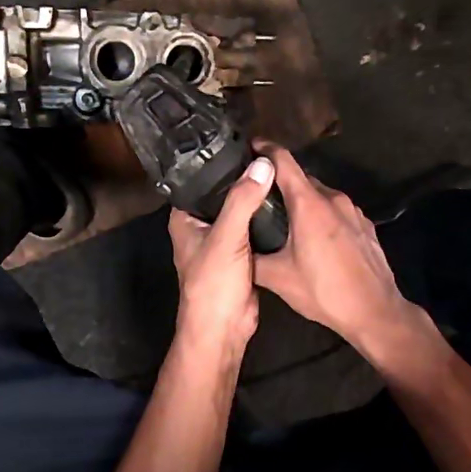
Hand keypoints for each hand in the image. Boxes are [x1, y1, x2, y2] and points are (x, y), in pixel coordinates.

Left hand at [167, 157, 275, 353]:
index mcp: (185, 219)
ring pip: (242, 212)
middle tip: (272, 155)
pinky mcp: (242, 254)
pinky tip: (285, 203)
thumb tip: (264, 164)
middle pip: (224, 194)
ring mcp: (222, 241)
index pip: (199, 180)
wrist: (224, 329)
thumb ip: (243, 200)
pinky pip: (255, 230)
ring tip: (281, 173)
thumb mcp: (226, 236)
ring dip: (258, 199)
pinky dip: (267, 219)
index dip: (219, 162)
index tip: (247, 142)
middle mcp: (201, 226)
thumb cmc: (213, 283)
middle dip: (245, 179)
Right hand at [251, 145, 431, 357]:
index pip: (283, 161)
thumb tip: (234, 248)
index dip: (265, 149)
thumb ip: (252, 257)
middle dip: (279, 184)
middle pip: (301, 179)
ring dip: (302, 203)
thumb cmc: (324, 292)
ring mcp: (353, 211)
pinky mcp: (365, 226)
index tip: (250, 146)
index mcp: (309, 204)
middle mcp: (333, 199)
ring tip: (283, 220)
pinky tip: (313, 239)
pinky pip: (337, 212)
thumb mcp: (278, 279)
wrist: (375, 311)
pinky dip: (321, 216)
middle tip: (258, 197)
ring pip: (320, 196)